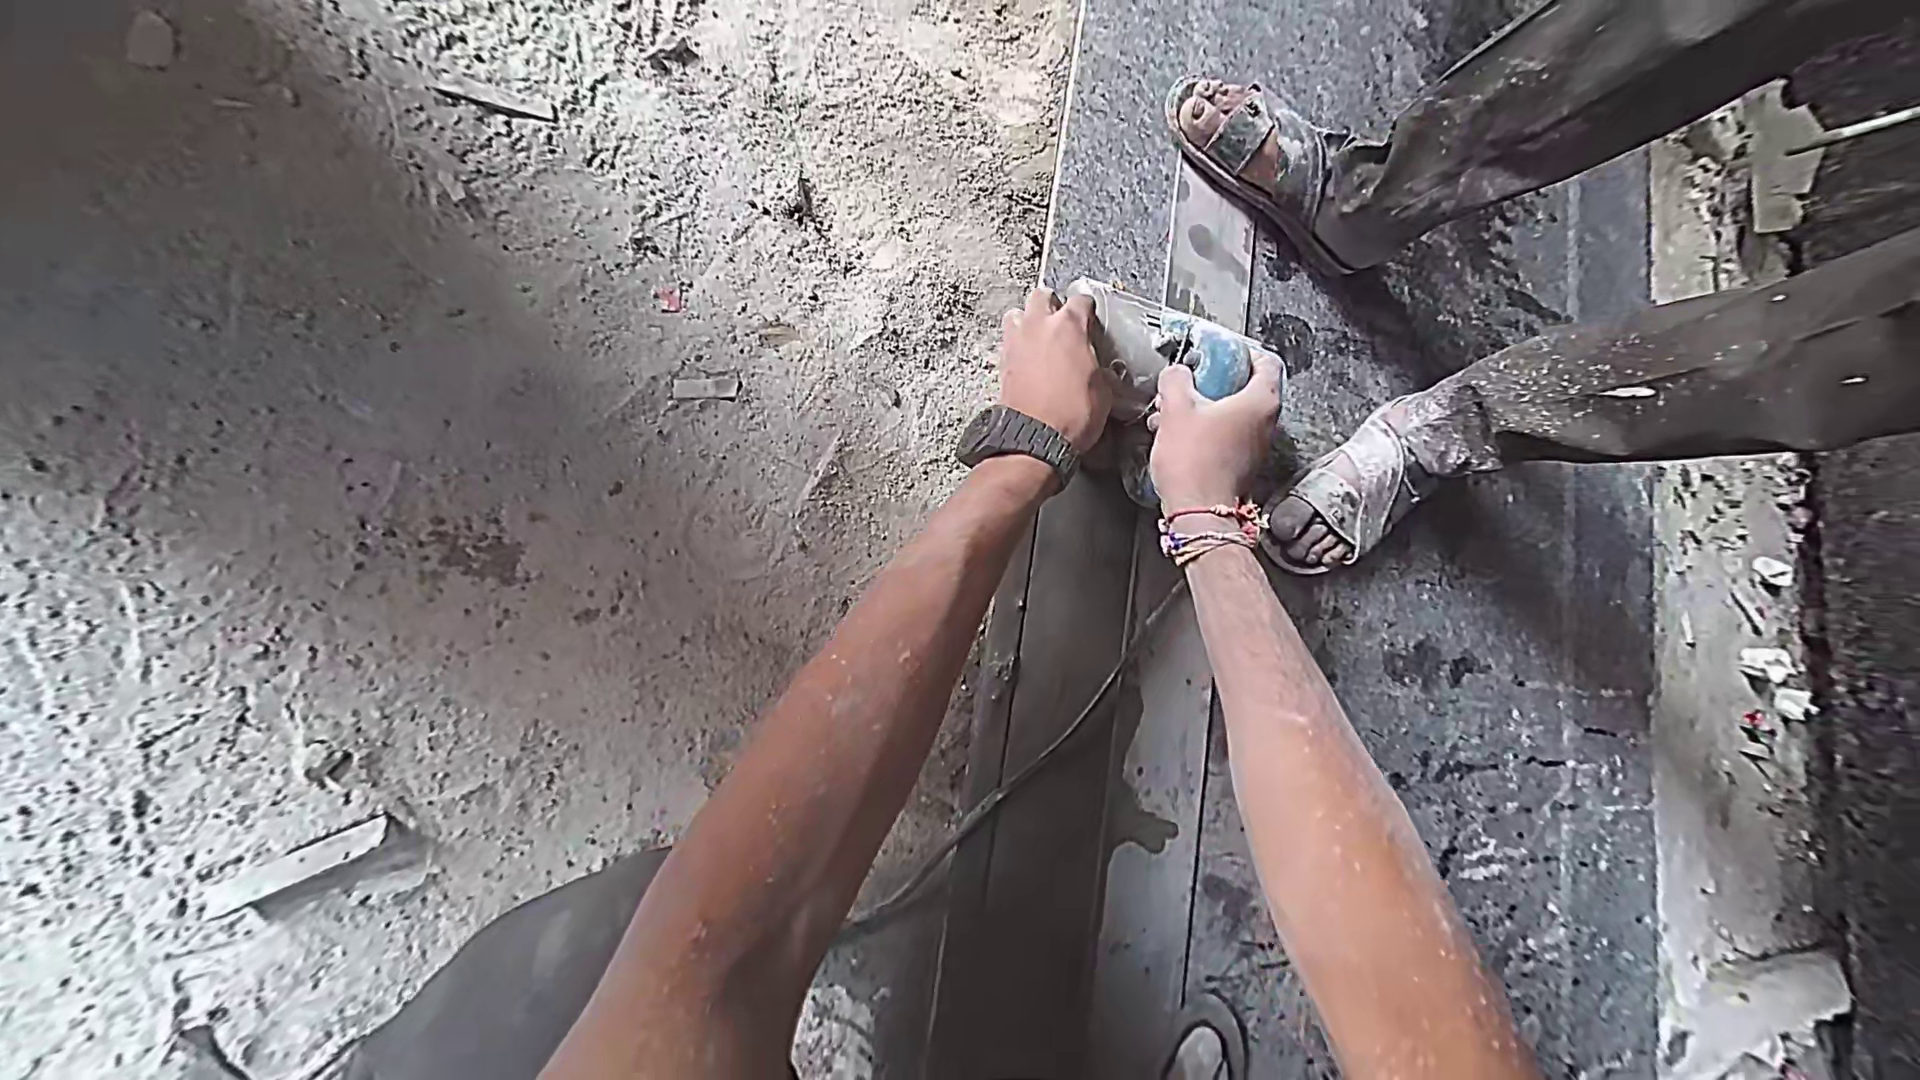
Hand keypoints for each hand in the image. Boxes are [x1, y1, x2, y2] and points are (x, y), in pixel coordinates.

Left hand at [997, 287, 1110, 453]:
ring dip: (1027, 320)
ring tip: (1038, 336)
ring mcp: (1016, 343)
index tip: (1090, 320)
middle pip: (1042, 296)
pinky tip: (1027, 360)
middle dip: (1051, 305)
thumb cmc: (1069, 415)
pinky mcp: (1002, 364)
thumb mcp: (1103, 392)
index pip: (1081, 301)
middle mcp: (1038, 327)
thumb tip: (1096, 371)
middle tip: (1061, 321)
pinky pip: (1008, 342)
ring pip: (1017, 313)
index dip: (1088, 311)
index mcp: (1068, 326)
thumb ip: (1099, 370)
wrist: (1034, 439)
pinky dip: (1017, 346)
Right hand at [1148, 349, 1281, 509]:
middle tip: (1189, 384)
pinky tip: (1178, 437)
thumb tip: (1176, 373)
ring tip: (1173, 414)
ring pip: (1232, 415)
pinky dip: (1205, 431)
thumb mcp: (1176, 409)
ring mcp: (1255, 447)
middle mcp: (1265, 424)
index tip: (1220, 354)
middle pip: (1245, 389)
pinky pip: (1226, 437)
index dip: (1242, 352)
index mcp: (1260, 402)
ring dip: (1204, 409)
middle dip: (1213, 384)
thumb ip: (1175, 381)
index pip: (1266, 362)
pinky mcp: (1241, 465)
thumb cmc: (1193, 461)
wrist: (1197, 510)